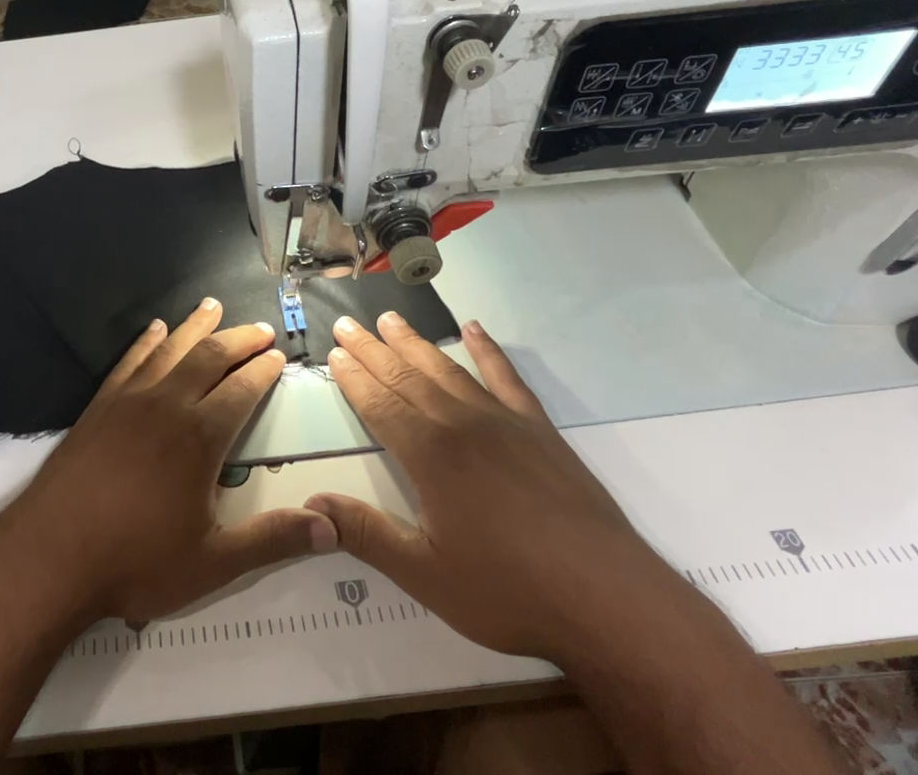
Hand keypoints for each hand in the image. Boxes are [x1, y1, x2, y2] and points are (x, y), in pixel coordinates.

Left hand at [0, 298, 337, 623]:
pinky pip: (129, 362)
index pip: (242, 390)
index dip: (264, 371)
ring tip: (213, 307)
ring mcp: (127, 402)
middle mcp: (166, 406)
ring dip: (195, 327)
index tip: (280, 357)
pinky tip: (154, 330)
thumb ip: (272, 540)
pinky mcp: (98, 408)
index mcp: (200, 438)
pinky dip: (147, 342)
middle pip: (209, 358)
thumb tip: (332, 526)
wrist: (49, 557)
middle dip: (239, 339)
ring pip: (169, 350)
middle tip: (261, 329)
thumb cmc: (135, 562)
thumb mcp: (213, 562)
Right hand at [304, 313, 687, 663]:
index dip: (354, 378)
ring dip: (417, 344)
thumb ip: (364, 534)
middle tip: (348, 324)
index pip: (381, 405)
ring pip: (450, 371)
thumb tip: (310, 506)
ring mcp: (506, 423)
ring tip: (392, 319)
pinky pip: (508, 379)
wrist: (607, 598)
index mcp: (431, 456)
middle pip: (408, 377)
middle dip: (374, 350)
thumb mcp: (423, 572)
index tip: (334, 353)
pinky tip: (474, 330)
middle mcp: (464, 426)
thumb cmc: (507, 590)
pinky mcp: (541, 432)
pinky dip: (488, 352)